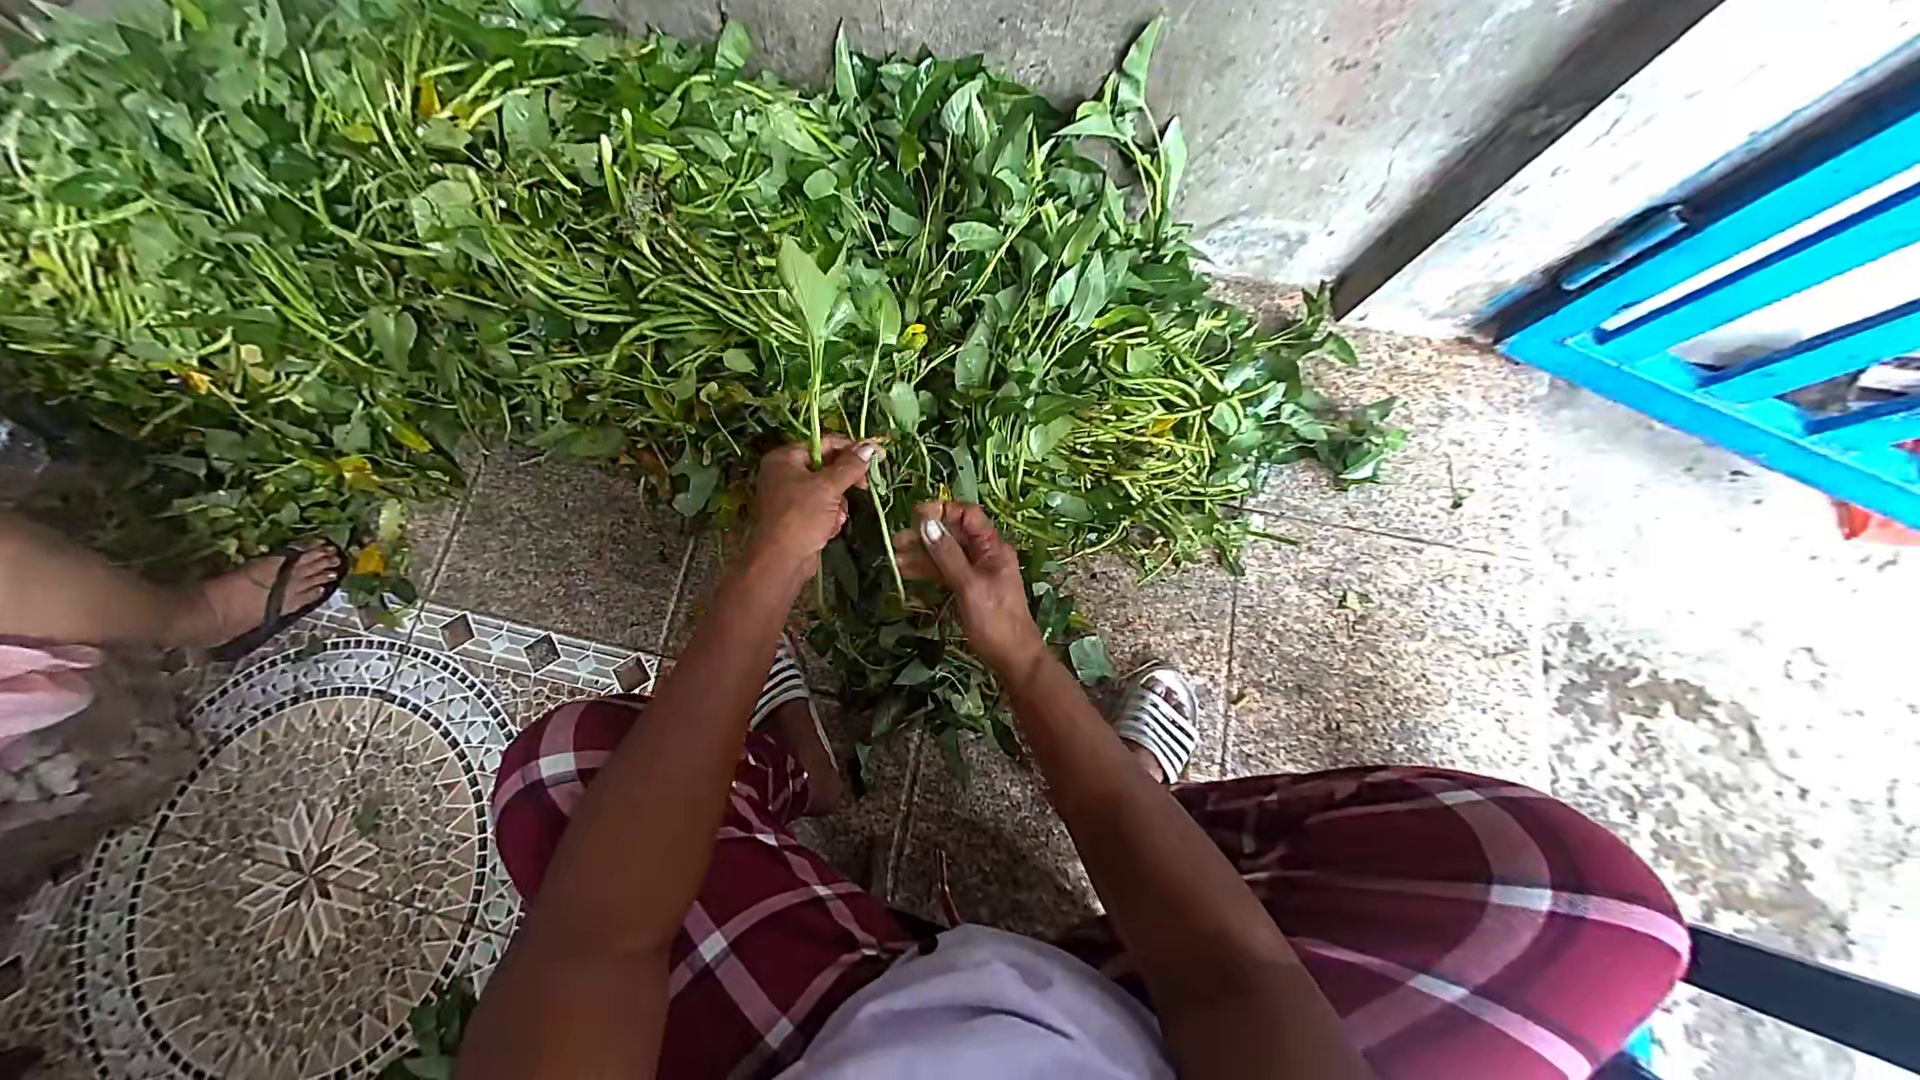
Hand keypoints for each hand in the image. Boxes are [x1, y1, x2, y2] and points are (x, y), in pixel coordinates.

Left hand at [747, 436, 880, 573]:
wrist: (780, 560)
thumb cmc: (800, 517)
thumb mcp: (828, 487)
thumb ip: (850, 466)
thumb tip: (870, 447)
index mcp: (785, 458)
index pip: (823, 443)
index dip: (850, 449)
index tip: (874, 457)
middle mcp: (785, 473)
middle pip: (827, 467)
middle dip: (843, 483)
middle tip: (862, 488)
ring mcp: (790, 496)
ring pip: (828, 490)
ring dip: (838, 505)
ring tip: (835, 518)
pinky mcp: (797, 516)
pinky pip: (822, 508)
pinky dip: (829, 518)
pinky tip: (828, 529)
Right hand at [893, 501, 1047, 685]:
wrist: (1012, 657)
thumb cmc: (995, 620)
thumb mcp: (969, 585)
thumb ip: (948, 555)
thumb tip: (927, 524)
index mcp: (993, 547)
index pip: (968, 515)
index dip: (943, 510)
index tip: (916, 515)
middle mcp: (985, 554)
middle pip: (953, 534)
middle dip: (925, 534)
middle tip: (897, 541)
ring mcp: (975, 572)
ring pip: (945, 553)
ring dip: (921, 553)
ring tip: (894, 558)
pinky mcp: (967, 588)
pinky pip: (944, 571)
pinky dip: (927, 570)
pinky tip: (906, 571)